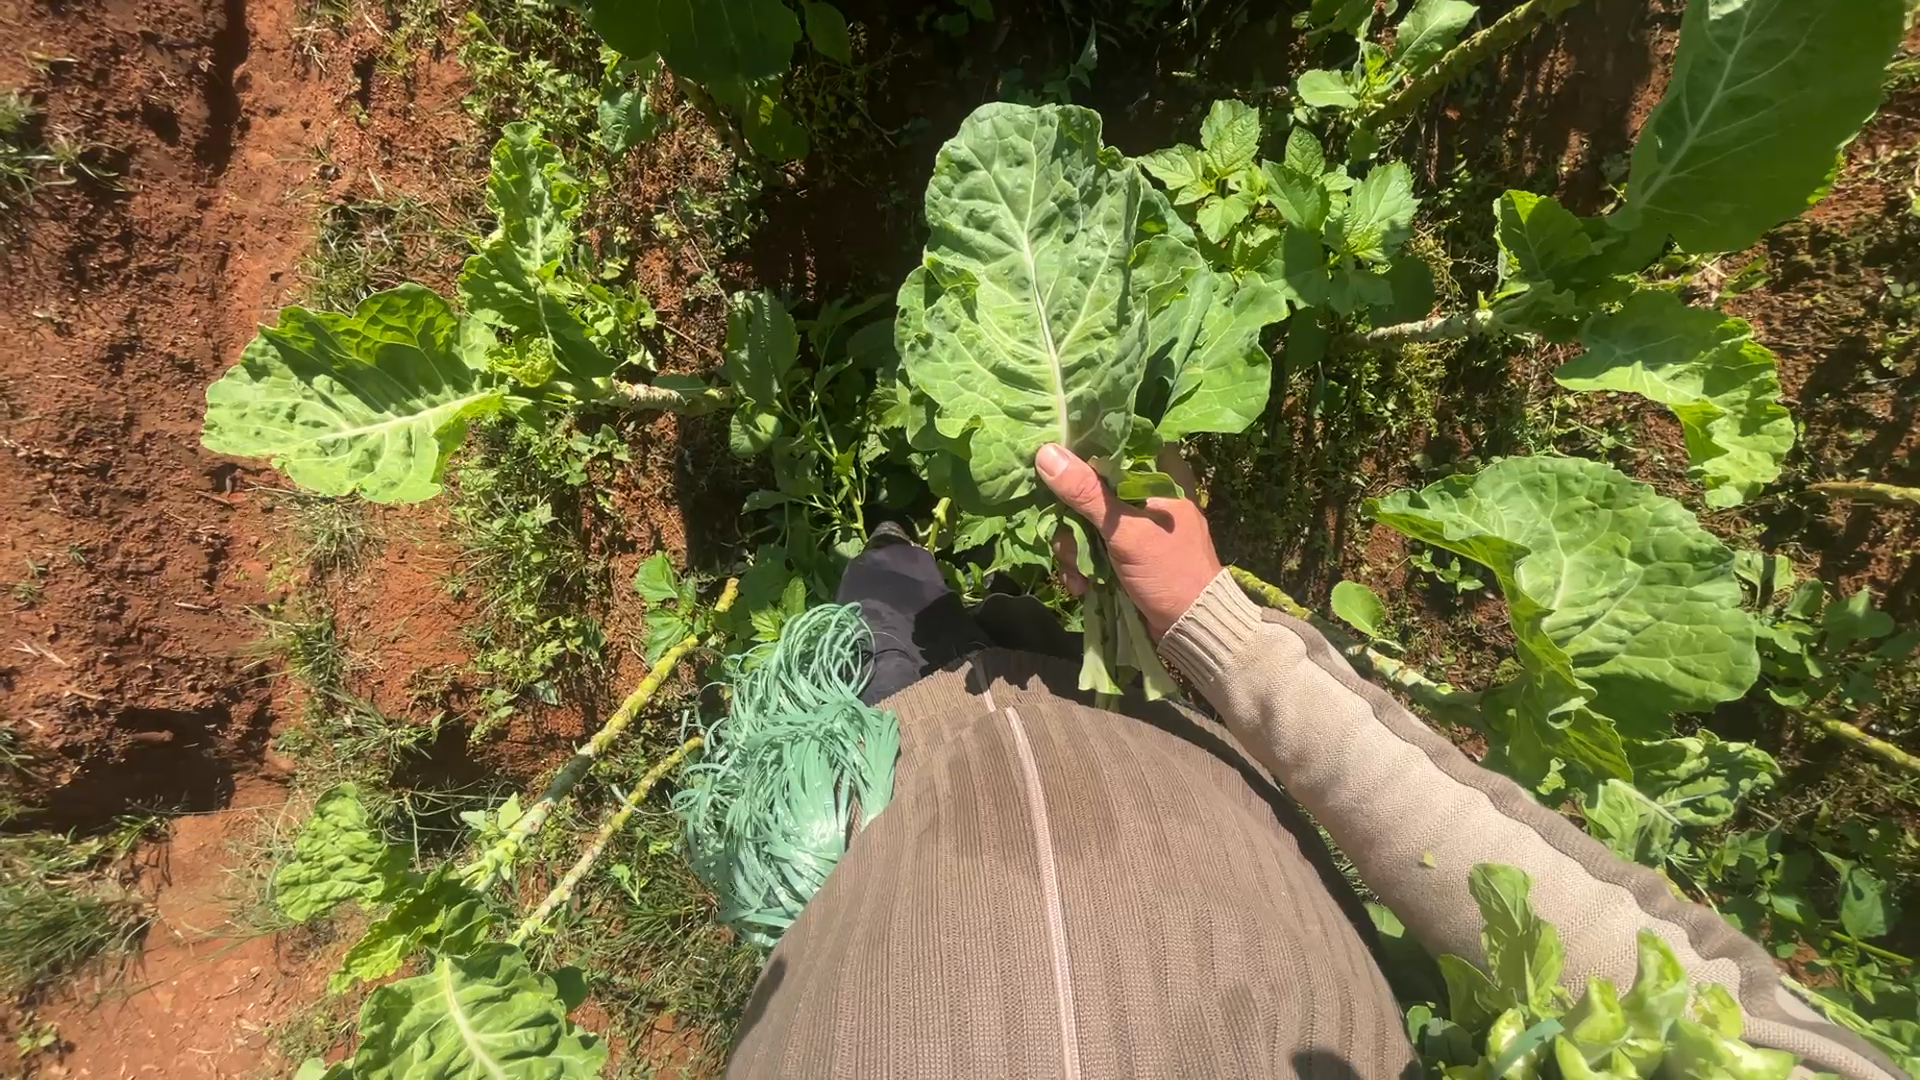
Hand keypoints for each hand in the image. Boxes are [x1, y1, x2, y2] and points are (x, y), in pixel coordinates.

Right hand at [1035, 443, 1224, 640]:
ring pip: (1084, 519)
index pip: (1113, 446)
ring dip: (1074, 550)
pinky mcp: (1124, 548)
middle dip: (1071, 522)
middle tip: (1069, 544)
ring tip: (1079, 575)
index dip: (1080, 456)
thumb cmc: (1169, 571)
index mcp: (1160, 474)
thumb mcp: (1125, 530)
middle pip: (1090, 487)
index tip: (1056, 472)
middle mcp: (1146, 491)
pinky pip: (1090, 545)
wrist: (1192, 626)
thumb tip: (1046, 452)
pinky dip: (1083, 565)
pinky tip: (1083, 584)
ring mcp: (1133, 522)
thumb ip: (1087, 492)